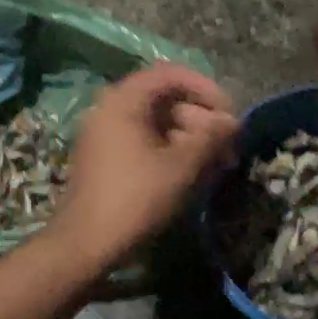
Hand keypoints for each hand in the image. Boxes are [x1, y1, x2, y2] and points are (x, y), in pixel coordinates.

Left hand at [50, 62, 237, 268]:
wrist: (85, 244)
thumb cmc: (135, 199)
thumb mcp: (180, 167)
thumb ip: (210, 138)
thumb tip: (232, 122)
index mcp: (123, 101)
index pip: (171, 74)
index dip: (206, 89)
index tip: (230, 115)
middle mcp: (110, 109)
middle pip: (165, 100)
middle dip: (202, 120)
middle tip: (229, 148)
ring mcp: (105, 134)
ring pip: (157, 124)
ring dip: (190, 139)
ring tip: (217, 165)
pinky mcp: (106, 158)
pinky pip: (144, 142)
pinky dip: (171, 151)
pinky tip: (193, 174)